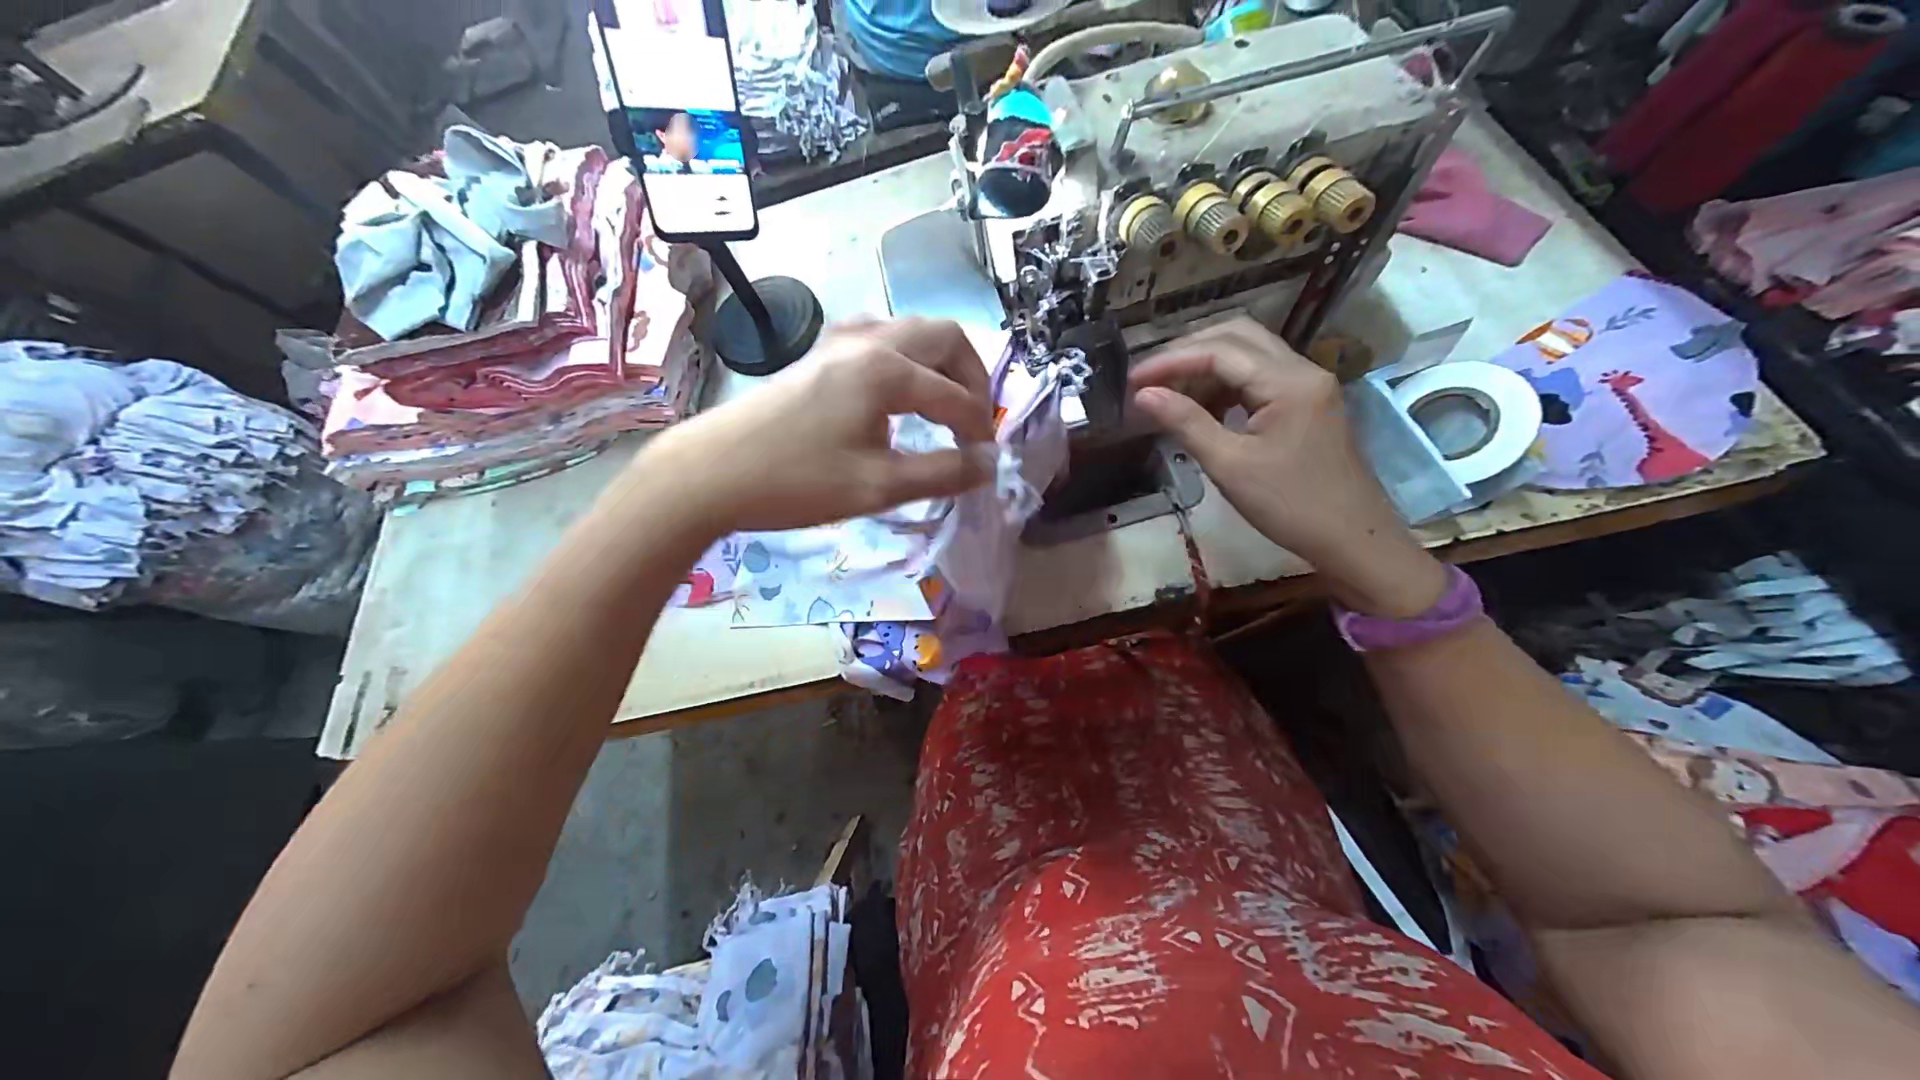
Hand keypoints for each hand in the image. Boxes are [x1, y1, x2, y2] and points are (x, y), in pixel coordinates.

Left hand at [643, 317, 995, 533]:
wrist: (711, 473)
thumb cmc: (796, 481)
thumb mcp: (878, 486)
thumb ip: (942, 472)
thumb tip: (989, 463)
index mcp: (887, 369)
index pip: (955, 395)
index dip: (978, 429)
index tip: (984, 462)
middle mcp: (869, 341)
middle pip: (944, 337)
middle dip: (971, 377)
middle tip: (973, 421)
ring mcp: (839, 342)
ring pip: (912, 332)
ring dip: (939, 364)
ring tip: (943, 408)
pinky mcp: (819, 354)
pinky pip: (882, 340)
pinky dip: (908, 362)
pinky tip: (898, 396)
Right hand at [1128, 317, 1447, 616]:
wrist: (1353, 538)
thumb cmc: (1290, 506)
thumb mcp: (1229, 465)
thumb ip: (1186, 422)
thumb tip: (1142, 395)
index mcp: (1288, 382)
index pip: (1219, 351)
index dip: (1170, 361)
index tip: (1132, 380)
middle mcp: (1303, 370)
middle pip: (1238, 336)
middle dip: (1188, 351)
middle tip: (1150, 378)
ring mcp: (1309, 385)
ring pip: (1250, 354)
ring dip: (1207, 366)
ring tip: (1169, 394)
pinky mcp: (1308, 403)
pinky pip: (1261, 377)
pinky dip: (1227, 384)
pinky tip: (1204, 408)